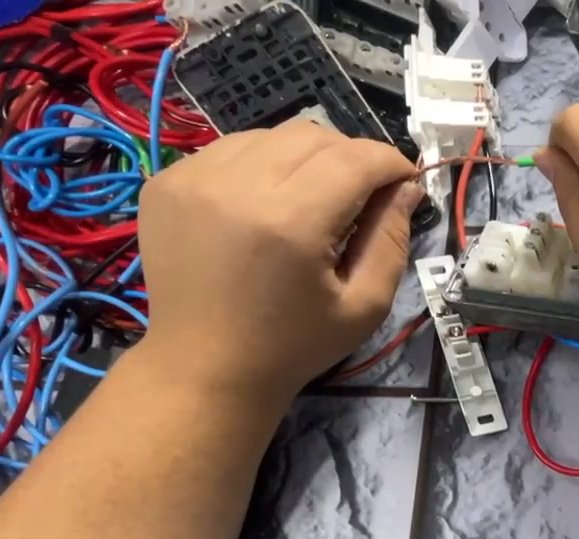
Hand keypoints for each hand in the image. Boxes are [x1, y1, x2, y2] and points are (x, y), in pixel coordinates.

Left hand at [137, 119, 421, 401]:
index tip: (410, 179)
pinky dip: (268, 164)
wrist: (208, 363)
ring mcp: (192, 177)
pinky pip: (231, 150)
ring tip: (325, 196)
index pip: (352, 160)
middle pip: (312, 136)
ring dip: (310, 156)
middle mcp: (236, 185)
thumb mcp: (366, 304)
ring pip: (270, 135)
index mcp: (291, 223)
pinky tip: (278, 201)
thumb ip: (390, 241)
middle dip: (354, 155)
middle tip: (373, 191)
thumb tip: (407, 189)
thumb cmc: (298, 343)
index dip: (390, 161)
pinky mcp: (168, 180)